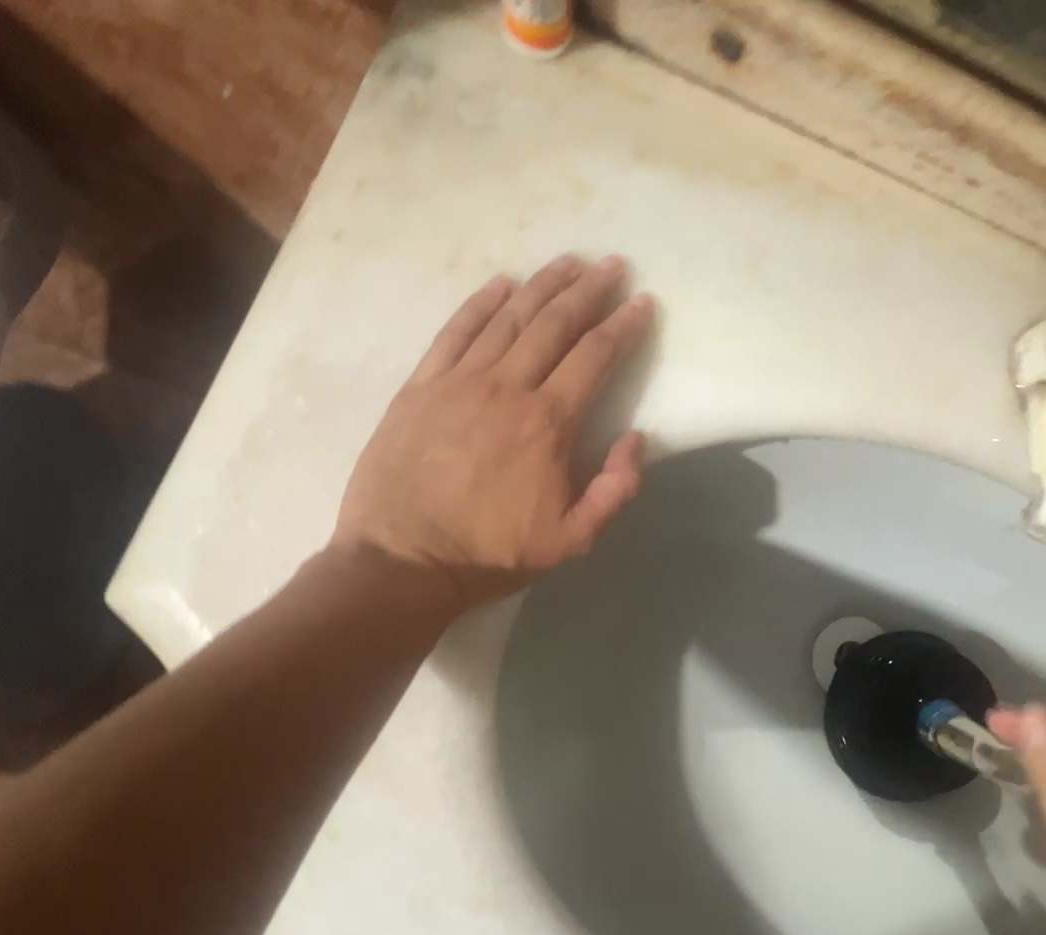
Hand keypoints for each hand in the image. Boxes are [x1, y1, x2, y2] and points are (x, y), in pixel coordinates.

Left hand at [332, 254, 654, 606]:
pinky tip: (501, 284)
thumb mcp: (572, 540)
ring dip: (543, 285)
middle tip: (612, 265)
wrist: (402, 561)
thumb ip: (615, 489)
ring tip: (569, 262)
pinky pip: (455, 331)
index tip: (644, 302)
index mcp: (549, 424)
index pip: (595, 357)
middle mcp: (507, 388)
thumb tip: (636, 438)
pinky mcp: (420, 386)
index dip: (624, 326)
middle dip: (589, 291)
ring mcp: (459, 381)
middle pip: (555, 324)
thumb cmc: (492, 553)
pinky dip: (480, 303)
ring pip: (508, 318)